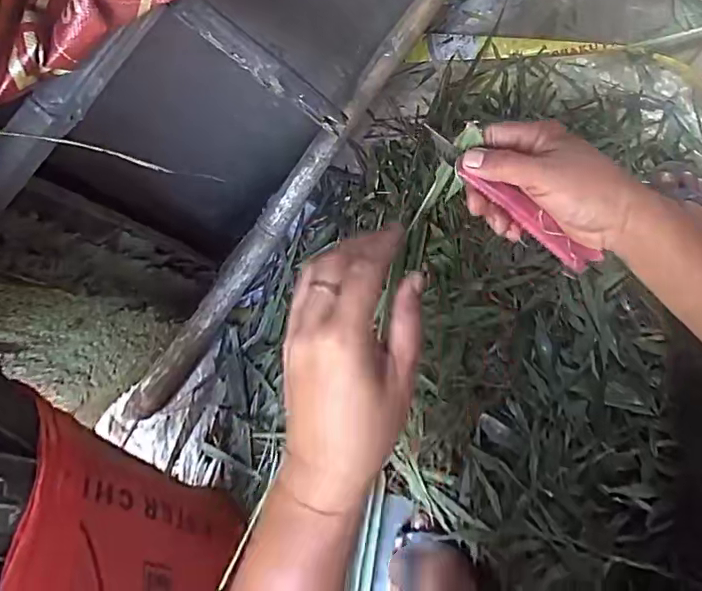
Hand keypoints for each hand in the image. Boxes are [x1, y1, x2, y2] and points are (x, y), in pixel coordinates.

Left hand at [278, 224, 423, 515]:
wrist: (322, 470)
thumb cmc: (371, 430)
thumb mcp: (401, 377)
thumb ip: (407, 321)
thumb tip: (414, 276)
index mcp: (344, 335)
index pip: (363, 271)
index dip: (382, 246)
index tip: (400, 231)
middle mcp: (313, 325)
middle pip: (334, 264)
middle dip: (362, 243)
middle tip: (388, 236)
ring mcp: (294, 330)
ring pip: (312, 271)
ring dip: (339, 251)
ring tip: (367, 246)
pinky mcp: (287, 338)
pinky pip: (302, 289)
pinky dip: (322, 269)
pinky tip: (341, 268)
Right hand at [460, 120, 658, 252]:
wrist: (622, 222)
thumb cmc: (584, 189)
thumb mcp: (540, 174)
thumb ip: (501, 166)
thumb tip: (465, 158)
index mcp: (536, 137)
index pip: (493, 137)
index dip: (475, 155)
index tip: (463, 178)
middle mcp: (535, 155)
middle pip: (493, 167)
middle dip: (484, 190)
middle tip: (479, 211)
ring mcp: (539, 181)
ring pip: (502, 191)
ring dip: (496, 210)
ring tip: (502, 227)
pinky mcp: (543, 204)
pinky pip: (516, 208)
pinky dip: (510, 220)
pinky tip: (514, 232)